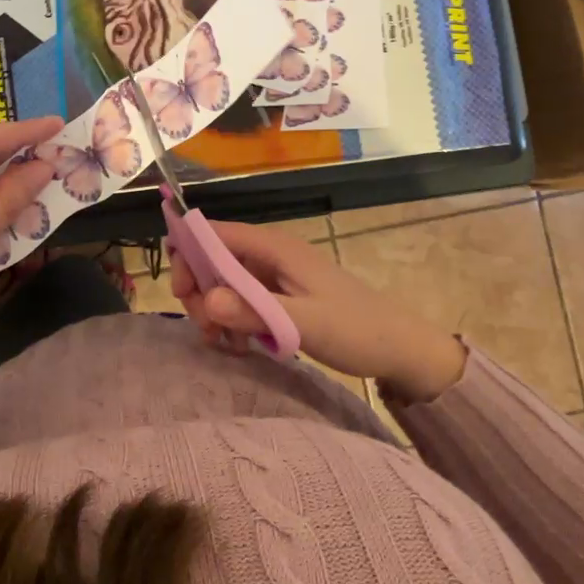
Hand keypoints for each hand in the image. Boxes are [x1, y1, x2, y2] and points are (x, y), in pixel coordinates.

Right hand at [169, 219, 467, 403]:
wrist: (401, 350)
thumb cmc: (357, 331)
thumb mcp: (304, 324)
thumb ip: (254, 311)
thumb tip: (206, 299)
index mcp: (275, 248)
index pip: (214, 234)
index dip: (188, 255)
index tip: (181, 293)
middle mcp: (270, 255)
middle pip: (212, 259)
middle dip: (199, 290)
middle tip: (207, 328)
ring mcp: (274, 276)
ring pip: (223, 282)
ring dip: (212, 310)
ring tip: (223, 343)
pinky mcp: (279, 297)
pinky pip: (240, 301)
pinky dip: (230, 320)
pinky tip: (237, 345)